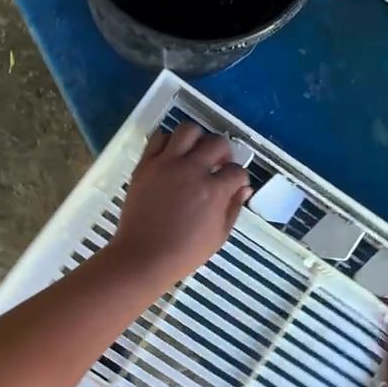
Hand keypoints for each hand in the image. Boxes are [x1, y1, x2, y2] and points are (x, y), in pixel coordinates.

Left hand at [104, 123, 251, 289]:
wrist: (143, 256)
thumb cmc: (184, 252)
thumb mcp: (219, 236)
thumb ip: (233, 208)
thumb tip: (244, 188)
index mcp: (213, 191)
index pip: (236, 171)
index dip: (239, 178)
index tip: (235, 185)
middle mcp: (191, 170)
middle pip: (217, 143)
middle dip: (224, 153)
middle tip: (218, 165)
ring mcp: (166, 164)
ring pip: (188, 130)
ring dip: (197, 139)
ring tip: (195, 154)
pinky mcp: (145, 164)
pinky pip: (159, 138)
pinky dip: (170, 142)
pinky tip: (173, 156)